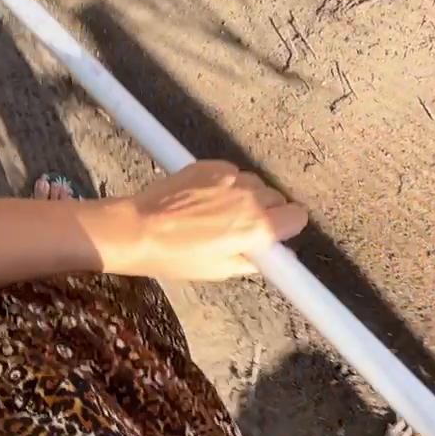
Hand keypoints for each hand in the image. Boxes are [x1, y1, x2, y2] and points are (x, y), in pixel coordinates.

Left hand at [99, 161, 307, 279]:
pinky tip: (202, 198)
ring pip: (254, 183)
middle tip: (238, 227)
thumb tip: (271, 257)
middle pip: (276, 198)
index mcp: (257, 227)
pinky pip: (231, 173)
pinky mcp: (210, 166)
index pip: (298, 217)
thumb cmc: (174, 256)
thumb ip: (252, 262)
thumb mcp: (218, 270)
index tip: (273, 233)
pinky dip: (224, 184)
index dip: (286, 226)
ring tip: (215, 212)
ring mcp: (229, 177)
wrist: (136, 229)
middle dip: (264, 211)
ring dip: (244, 196)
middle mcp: (249, 197)